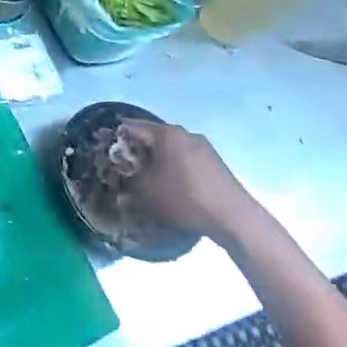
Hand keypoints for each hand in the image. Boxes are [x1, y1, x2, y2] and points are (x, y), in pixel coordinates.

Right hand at [118, 120, 261, 240]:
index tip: (111, 157)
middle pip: (153, 136)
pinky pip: (187, 158)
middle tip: (129, 170)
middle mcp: (185, 133)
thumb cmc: (183, 198)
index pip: (131, 127)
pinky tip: (175, 186)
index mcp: (165, 133)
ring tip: (152, 180)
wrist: (234, 219)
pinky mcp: (216, 162)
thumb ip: (128, 178)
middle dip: (139, 151)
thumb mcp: (145, 191)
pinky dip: (176, 167)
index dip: (117, 141)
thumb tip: (124, 175)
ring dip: (159, 160)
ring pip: (171, 148)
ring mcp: (204, 147)